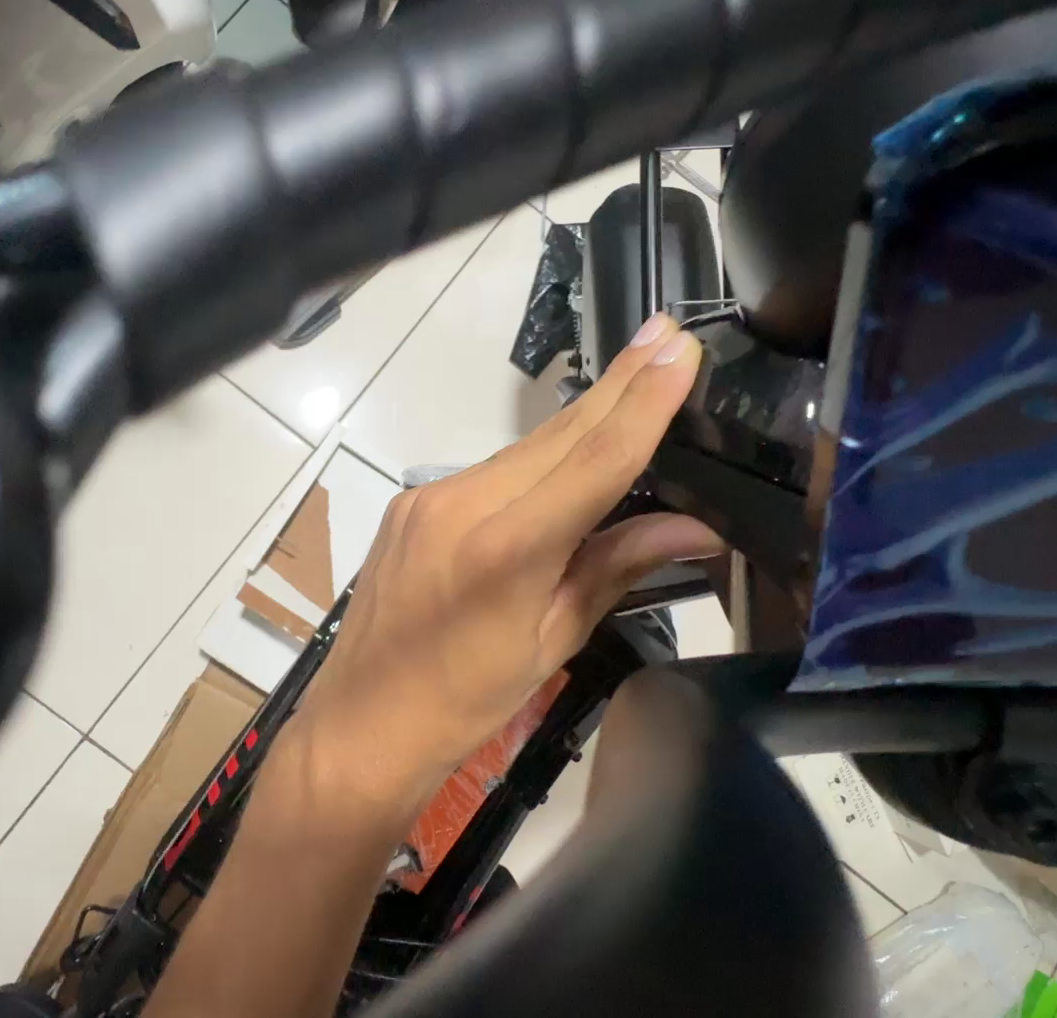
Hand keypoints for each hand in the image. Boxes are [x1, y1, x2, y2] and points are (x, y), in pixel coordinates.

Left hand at [281, 313, 723, 821]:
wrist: (361, 723)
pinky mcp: (410, 504)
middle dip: (617, 386)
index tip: (677, 349)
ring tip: (633, 383)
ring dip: (579, 423)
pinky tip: (563, 456)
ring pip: (523, 449)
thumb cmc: (465, 704)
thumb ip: (614, 569)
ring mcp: (428, 498)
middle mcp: (462, 504)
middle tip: (666, 334)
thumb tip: (695, 526)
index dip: (642, 402)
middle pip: (557, 436)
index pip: (593, 460)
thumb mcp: (551, 642)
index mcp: (506, 550)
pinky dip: (534, 461)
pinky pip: (489, 471)